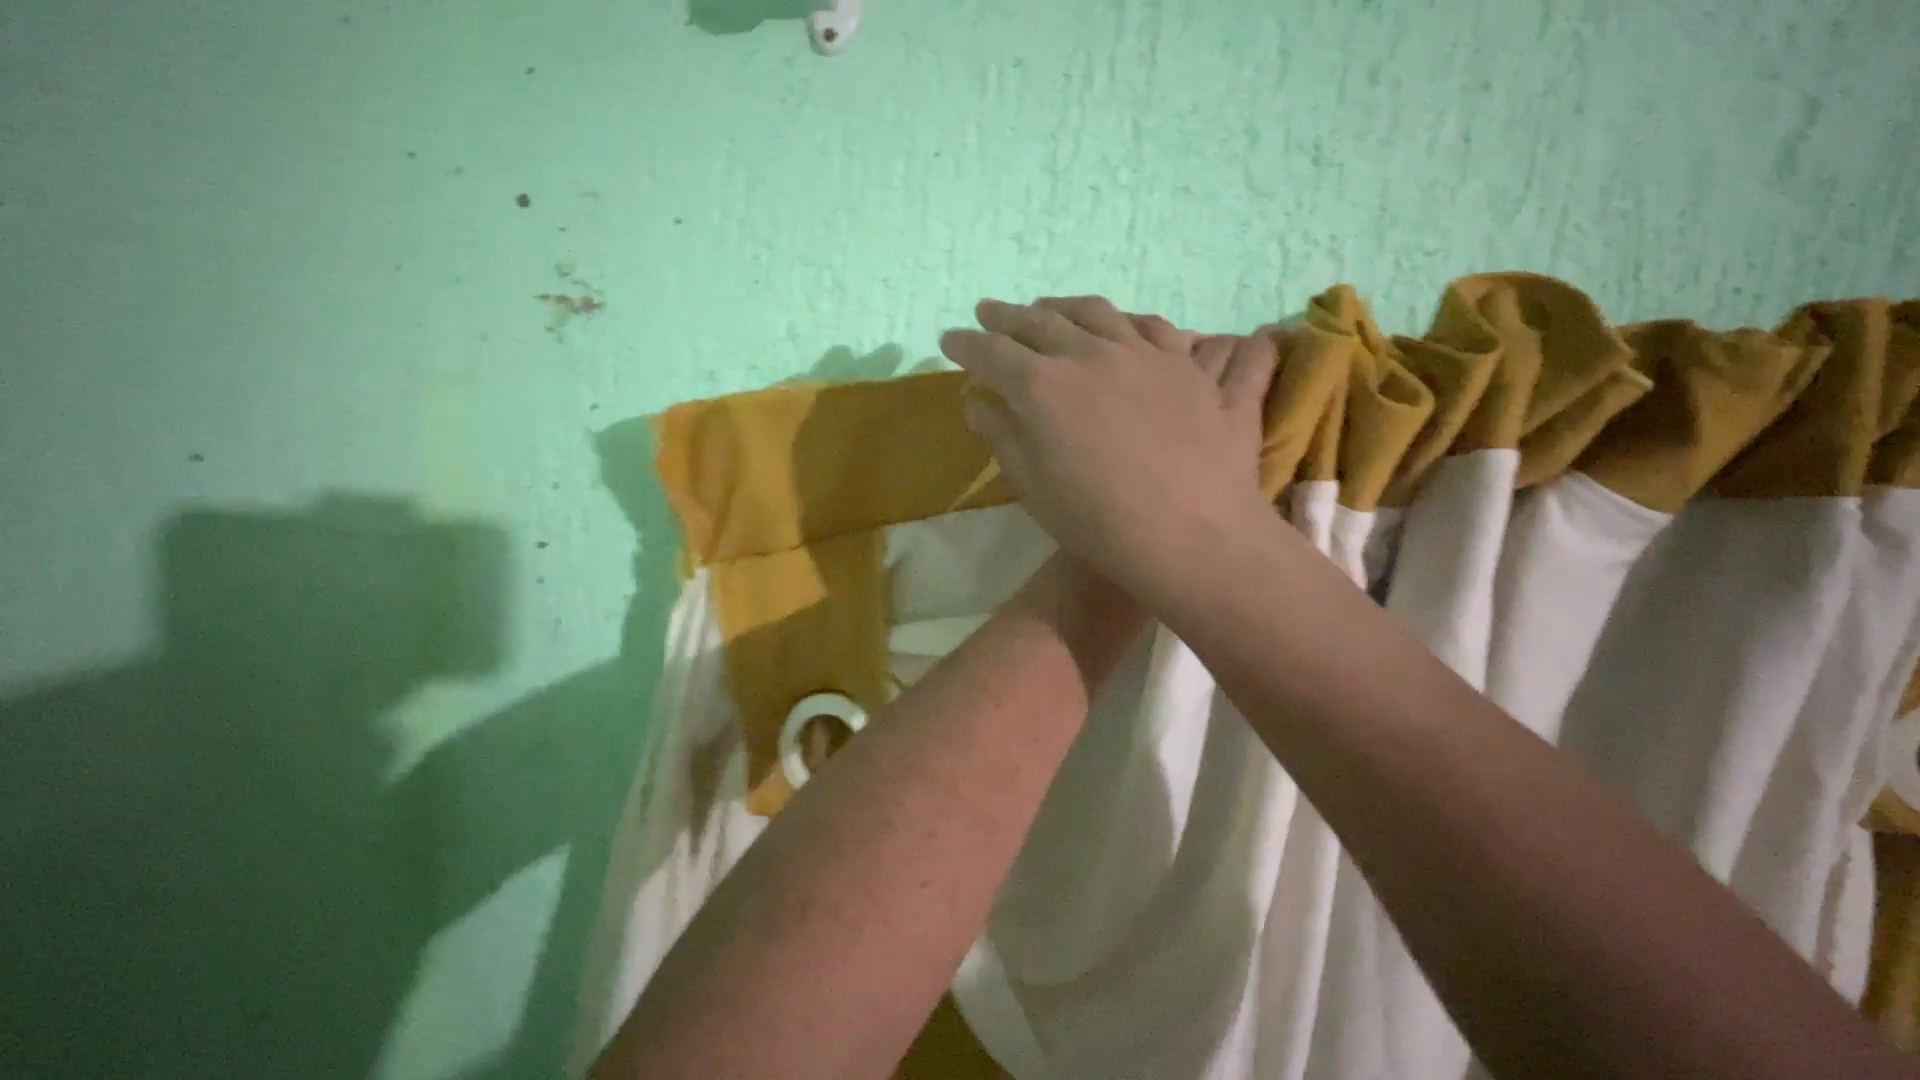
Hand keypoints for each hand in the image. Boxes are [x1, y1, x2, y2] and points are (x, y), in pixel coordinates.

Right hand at [940, 295, 1278, 599]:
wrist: (1191, 533)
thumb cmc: (1099, 523)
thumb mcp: (1034, 487)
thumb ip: (1003, 436)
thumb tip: (978, 402)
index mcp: (1042, 386)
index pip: (991, 352)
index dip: (965, 345)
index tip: (950, 341)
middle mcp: (1089, 354)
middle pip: (1039, 322)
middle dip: (1007, 316)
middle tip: (988, 312)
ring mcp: (1143, 353)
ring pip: (1096, 312)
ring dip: (1063, 307)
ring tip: (1049, 309)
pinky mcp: (1186, 365)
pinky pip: (1153, 327)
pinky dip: (1127, 320)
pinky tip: (1123, 325)